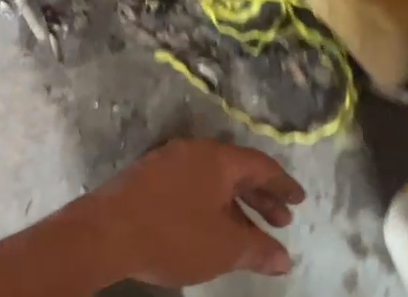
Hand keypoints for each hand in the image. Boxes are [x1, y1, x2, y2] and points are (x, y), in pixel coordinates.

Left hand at [71, 139, 306, 285]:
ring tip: (253, 235)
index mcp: (215, 158)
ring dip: (236, 204)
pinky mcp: (148, 178)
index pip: (259, 164)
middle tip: (283, 221)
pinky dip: (212, 204)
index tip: (300, 199)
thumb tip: (284, 257)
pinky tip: (214, 231)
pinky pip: (192, 185)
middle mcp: (192, 151)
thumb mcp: (224, 247)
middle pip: (235, 169)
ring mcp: (166, 162)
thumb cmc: (173, 234)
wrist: (107, 232)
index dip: (282, 183)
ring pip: (212, 179)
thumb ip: (257, 249)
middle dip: (261, 196)